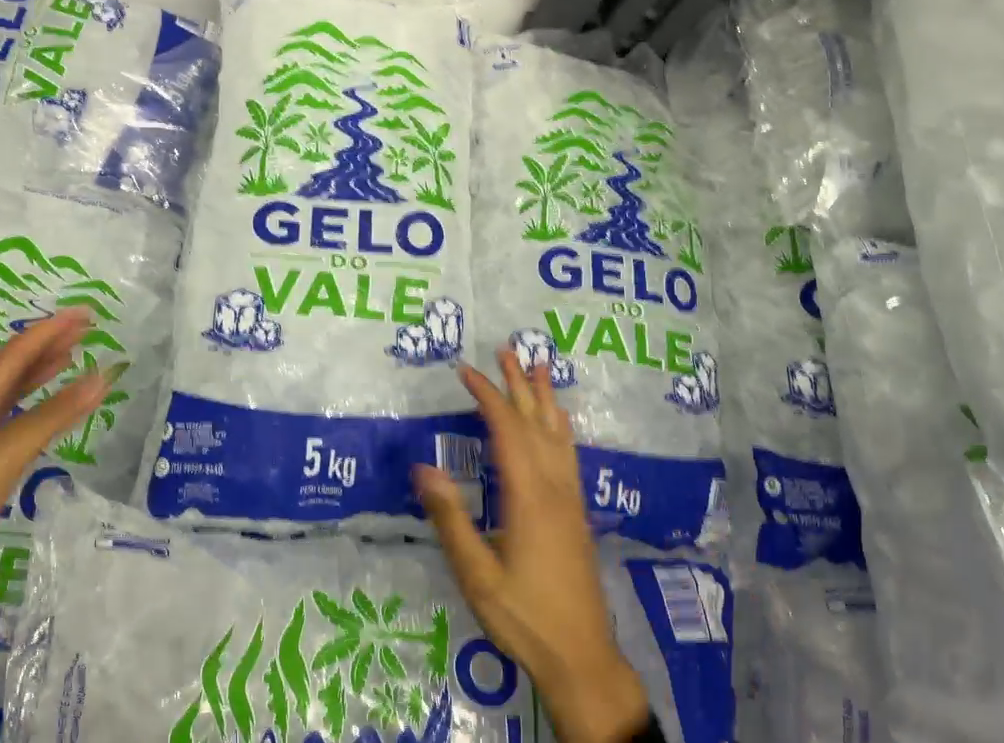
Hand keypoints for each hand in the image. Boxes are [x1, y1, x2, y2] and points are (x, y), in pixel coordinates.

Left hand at [0, 310, 111, 614]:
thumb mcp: (5, 453)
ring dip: (40, 373)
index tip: (87, 314)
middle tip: (85, 330)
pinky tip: (45, 418)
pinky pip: (12, 423)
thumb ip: (54, 414)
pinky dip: (36, 408)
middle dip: (47, 345)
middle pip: (11, 369)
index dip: (51, 330)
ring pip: (10, 395)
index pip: (16, 354)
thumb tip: (102, 374)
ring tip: (70, 360)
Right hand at [415, 350, 649, 742]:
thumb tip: (424, 467)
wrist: (580, 653)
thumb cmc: (523, 615)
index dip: (487, 395)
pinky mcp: (577, 513)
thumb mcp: (476, 573)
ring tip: (538, 367)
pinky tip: (559, 423)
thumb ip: (450, 518)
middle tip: (507, 349)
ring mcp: (570, 499)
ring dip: (544, 398)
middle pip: (537, 422)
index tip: (466, 370)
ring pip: (559, 434)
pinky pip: (569, 453)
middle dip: (519, 384)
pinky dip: (561, 426)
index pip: (506, 430)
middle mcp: (554, 487)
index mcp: (529, 496)